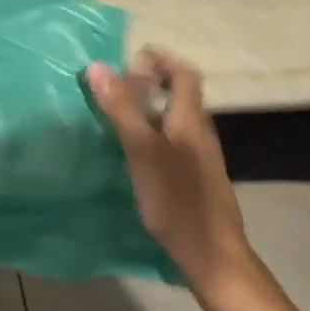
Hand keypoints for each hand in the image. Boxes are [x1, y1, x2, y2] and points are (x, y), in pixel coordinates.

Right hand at [88, 49, 253, 293]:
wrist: (210, 253)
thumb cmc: (176, 199)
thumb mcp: (141, 150)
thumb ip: (121, 109)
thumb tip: (98, 67)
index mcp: (191, 122)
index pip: (185, 76)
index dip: (162, 61)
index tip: (132, 57)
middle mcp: (199, 134)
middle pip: (181, 96)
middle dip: (150, 83)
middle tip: (115, 84)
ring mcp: (199, 158)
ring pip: (175, 120)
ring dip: (149, 108)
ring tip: (115, 113)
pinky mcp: (193, 178)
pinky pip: (172, 141)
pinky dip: (151, 132)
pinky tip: (130, 150)